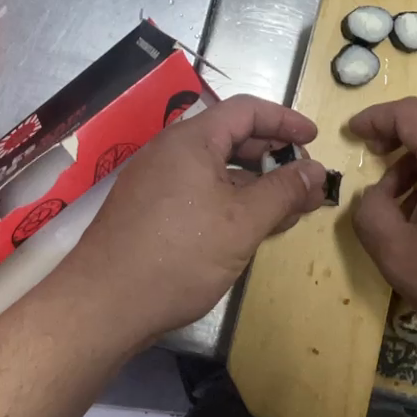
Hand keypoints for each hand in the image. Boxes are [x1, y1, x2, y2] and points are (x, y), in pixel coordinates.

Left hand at [55, 95, 327, 347]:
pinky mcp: (148, 209)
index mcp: (192, 140)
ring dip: (254, 183)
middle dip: (273, 155)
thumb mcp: (242, 223)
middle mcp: (171, 151)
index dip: (284, 120)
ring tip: (287, 208)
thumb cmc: (178, 255)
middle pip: (231, 136)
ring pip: (216, 168)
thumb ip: (283, 191)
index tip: (315, 139)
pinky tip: (249, 227)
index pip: (246, 110)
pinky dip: (230, 199)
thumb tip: (316, 170)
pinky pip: (199, 189)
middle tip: (304, 179)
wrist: (101, 307)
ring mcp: (156, 180)